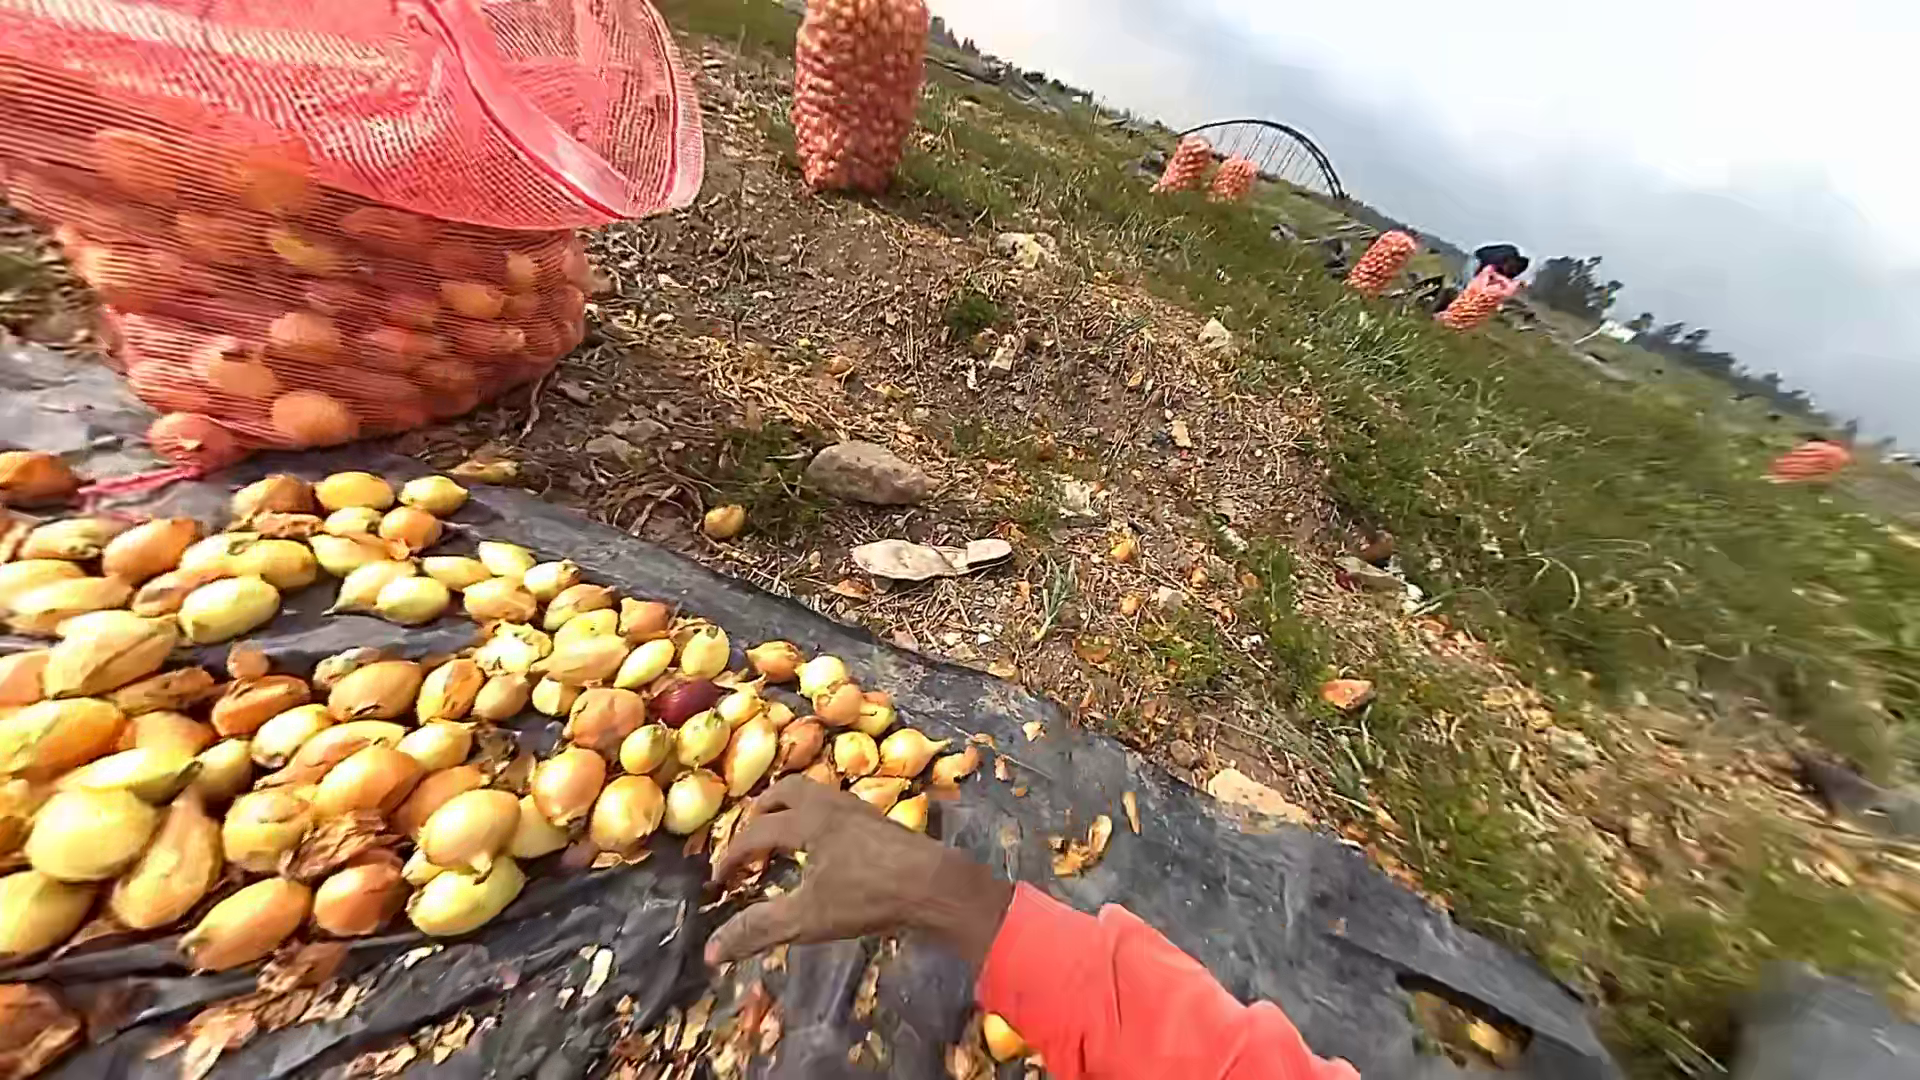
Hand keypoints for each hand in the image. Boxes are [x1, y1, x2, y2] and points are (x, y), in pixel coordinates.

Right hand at [706, 776, 1014, 967]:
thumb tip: (710, 950)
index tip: (717, 881)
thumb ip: (759, 930)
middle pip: (785, 791)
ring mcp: (855, 806)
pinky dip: (811, 815)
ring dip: (788, 810)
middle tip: (747, 844)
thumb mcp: (808, 918)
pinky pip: (830, 803)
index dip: (732, 855)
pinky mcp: (873, 816)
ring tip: (779, 841)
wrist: (930, 881)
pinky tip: (820, 845)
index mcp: (808, 819)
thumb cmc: (867, 895)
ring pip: (811, 792)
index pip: (757, 830)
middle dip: (760, 813)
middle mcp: (829, 802)